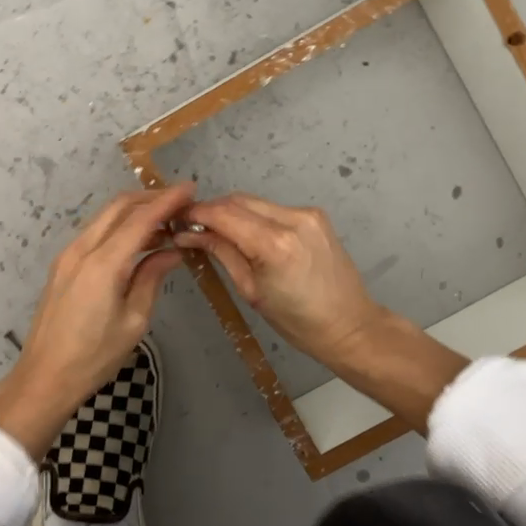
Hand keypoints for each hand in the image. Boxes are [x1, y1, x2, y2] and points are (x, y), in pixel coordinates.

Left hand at [0, 182, 193, 458]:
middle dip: (151, 199)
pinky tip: (139, 241)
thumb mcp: (133, 320)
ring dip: (134, 212)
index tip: (190, 189)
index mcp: (103, 263)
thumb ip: (151, 278)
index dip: (167, 201)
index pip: (140, 219)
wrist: (45, 377)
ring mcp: (68, 255)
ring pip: (105, 218)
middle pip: (119, 207)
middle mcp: (82, 249)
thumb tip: (172, 251)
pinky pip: (95, 233)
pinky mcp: (63, 265)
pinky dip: (119, 227)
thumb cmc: (94, 356)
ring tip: (166, 222)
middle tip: (181, 204)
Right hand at [177, 192, 466, 431]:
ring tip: (215, 233)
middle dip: (211, 210)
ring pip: (254, 202)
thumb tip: (187, 234)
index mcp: (274, 244)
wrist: (350, 325)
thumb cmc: (297, 321)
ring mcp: (307, 214)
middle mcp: (292, 219)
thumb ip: (221, 253)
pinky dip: (254, 217)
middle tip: (190, 227)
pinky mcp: (315, 215)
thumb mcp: (251, 290)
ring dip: (231, 212)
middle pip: (238, 200)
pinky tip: (247, 236)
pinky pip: (273, 209)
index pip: (223, 213)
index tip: (175, 220)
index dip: (195, 213)